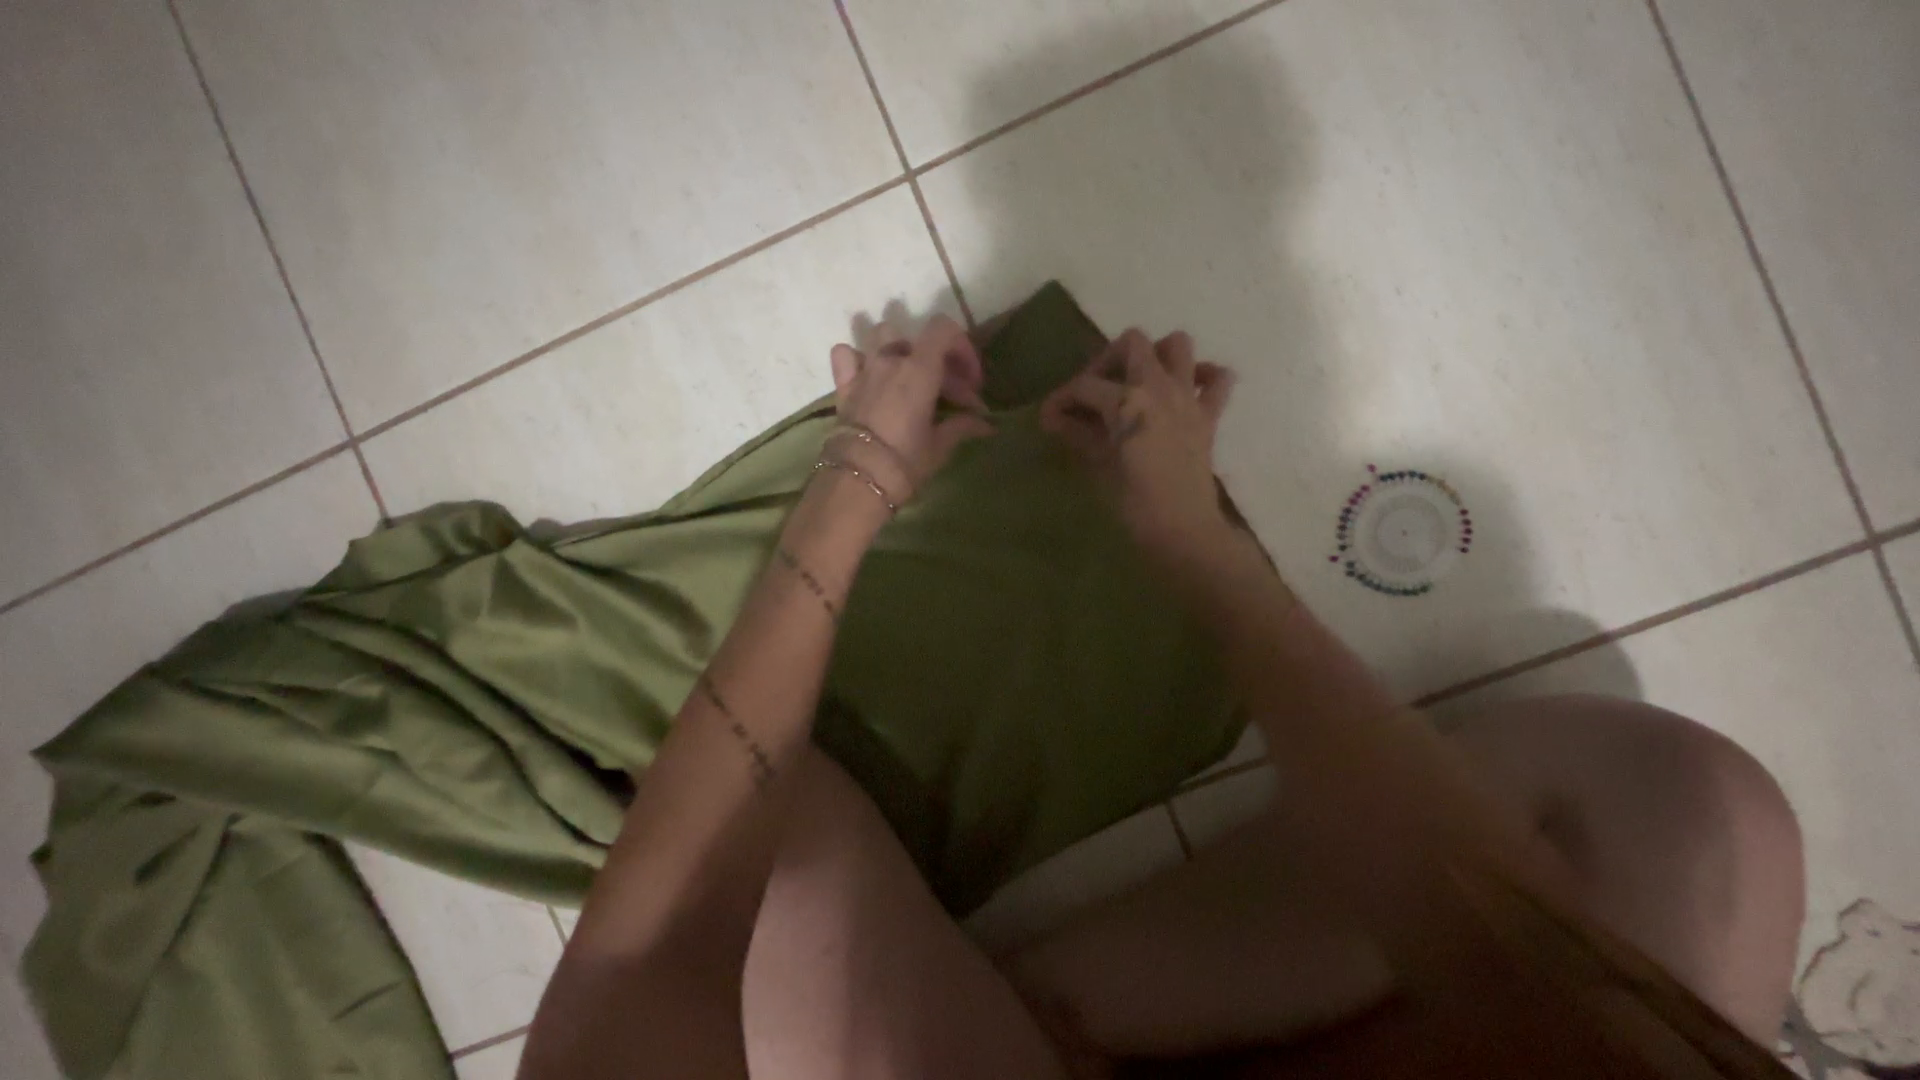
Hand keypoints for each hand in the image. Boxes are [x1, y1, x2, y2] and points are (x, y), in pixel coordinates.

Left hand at [827, 314, 994, 504]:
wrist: (856, 482)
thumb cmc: (904, 463)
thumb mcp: (940, 445)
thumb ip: (963, 426)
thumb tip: (985, 423)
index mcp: (919, 369)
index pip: (944, 329)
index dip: (963, 348)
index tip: (971, 382)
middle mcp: (890, 360)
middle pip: (922, 343)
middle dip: (942, 366)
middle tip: (953, 401)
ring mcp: (863, 370)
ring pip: (882, 335)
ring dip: (900, 349)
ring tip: (911, 377)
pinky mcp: (843, 386)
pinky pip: (846, 355)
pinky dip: (858, 358)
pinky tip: (868, 374)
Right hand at [1040, 329, 1235, 556]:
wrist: (1183, 528)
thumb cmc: (1134, 502)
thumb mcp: (1099, 464)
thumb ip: (1079, 434)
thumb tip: (1055, 419)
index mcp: (1127, 399)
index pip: (1085, 386)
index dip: (1062, 398)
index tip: (1048, 417)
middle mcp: (1160, 386)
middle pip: (1132, 343)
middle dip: (1108, 360)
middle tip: (1095, 391)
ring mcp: (1188, 398)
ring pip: (1178, 346)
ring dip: (1157, 355)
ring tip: (1139, 382)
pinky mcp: (1209, 416)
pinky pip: (1218, 380)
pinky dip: (1204, 376)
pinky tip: (1186, 391)